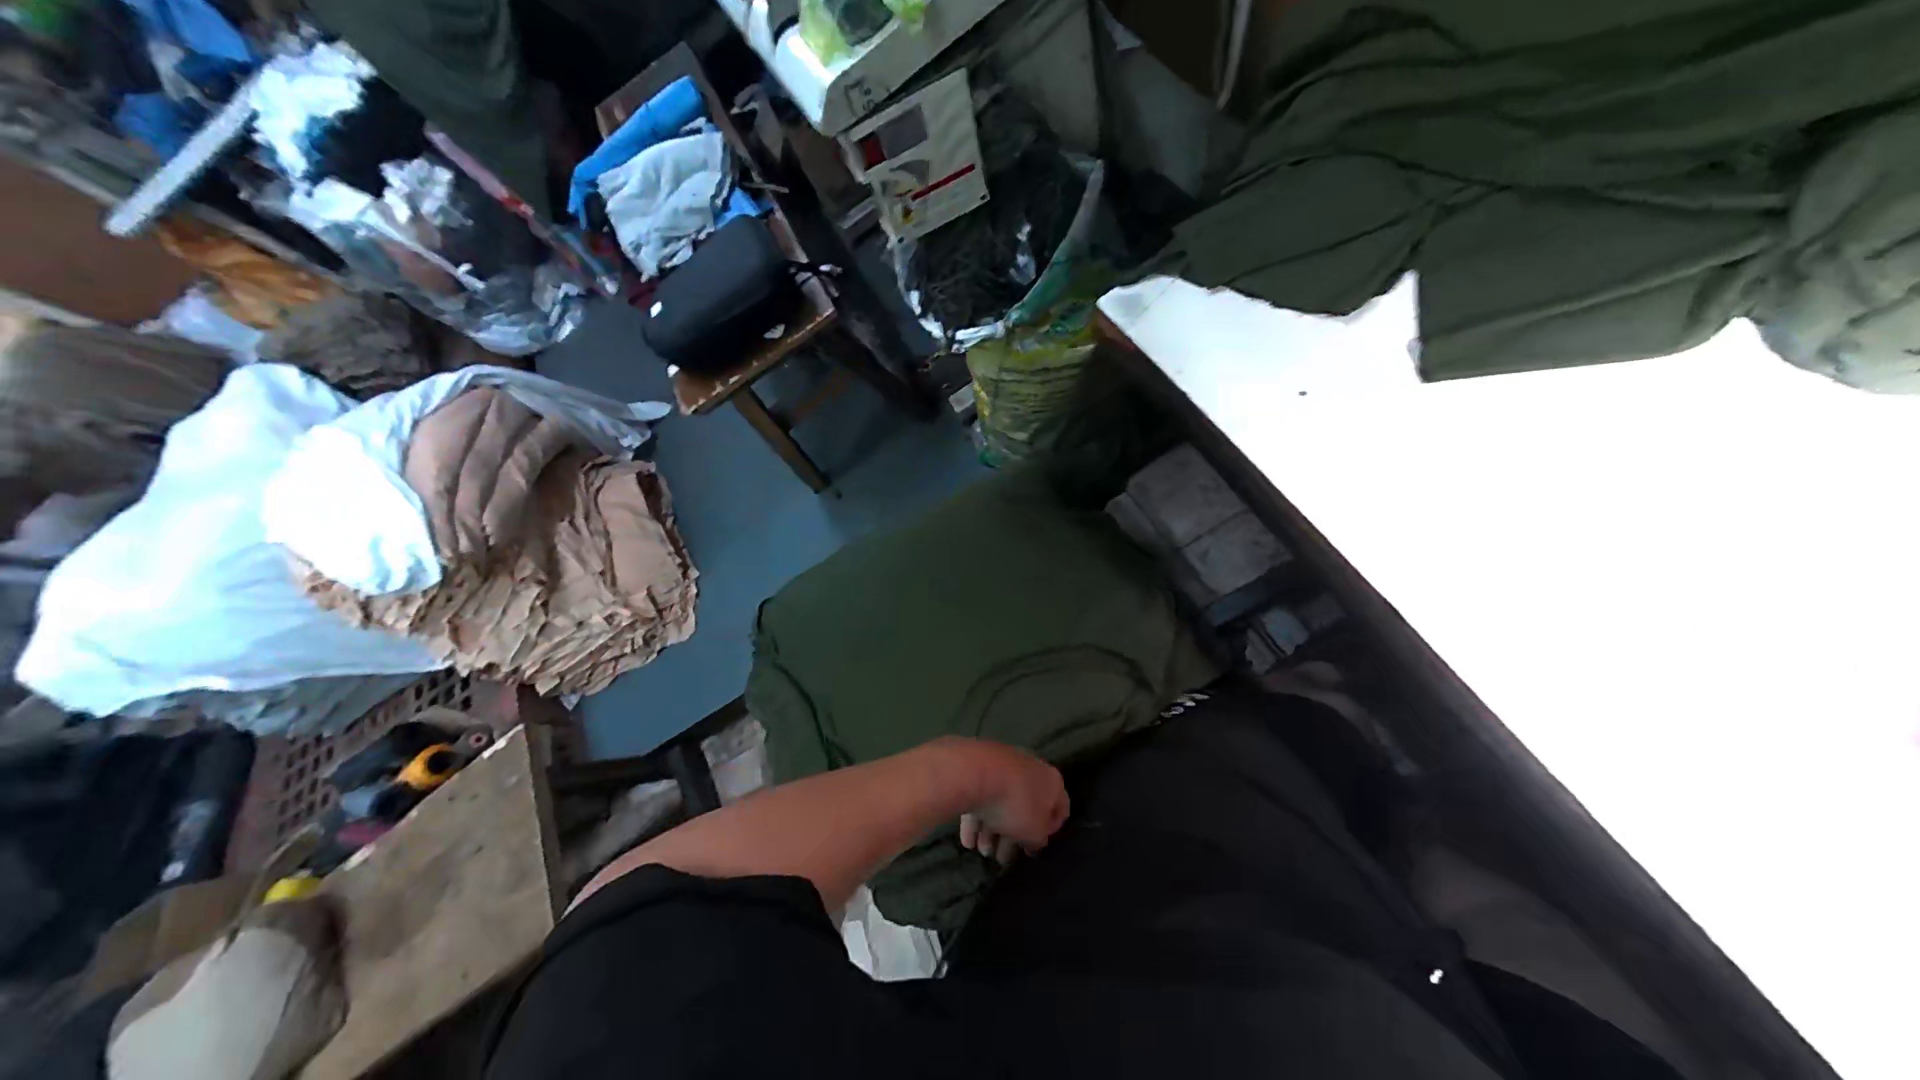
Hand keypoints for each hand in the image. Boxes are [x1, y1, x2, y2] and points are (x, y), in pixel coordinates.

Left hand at [947, 739, 1068, 865]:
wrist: (975, 773)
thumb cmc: (1016, 804)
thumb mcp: (1035, 832)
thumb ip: (1038, 839)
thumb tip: (1034, 840)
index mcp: (1052, 781)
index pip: (1060, 807)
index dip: (1050, 830)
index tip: (1036, 848)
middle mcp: (1030, 770)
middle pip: (1025, 808)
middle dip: (1013, 837)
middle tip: (1002, 858)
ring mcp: (1002, 767)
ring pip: (1001, 804)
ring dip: (992, 831)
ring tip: (983, 851)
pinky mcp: (977, 769)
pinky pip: (981, 798)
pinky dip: (976, 819)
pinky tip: (968, 841)